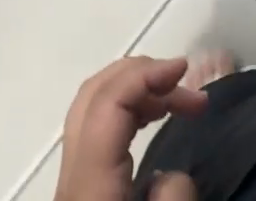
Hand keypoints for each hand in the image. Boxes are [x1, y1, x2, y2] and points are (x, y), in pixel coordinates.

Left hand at [54, 57, 207, 200]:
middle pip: (92, 94)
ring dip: (138, 90)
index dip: (144, 74)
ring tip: (177, 99)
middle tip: (181, 78)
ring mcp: (72, 178)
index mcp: (88, 184)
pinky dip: (128, 108)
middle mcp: (72, 174)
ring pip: (92, 107)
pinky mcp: (80, 186)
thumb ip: (173, 196)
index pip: (106, 104)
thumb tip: (170, 173)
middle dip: (140, 72)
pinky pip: (97, 128)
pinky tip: (153, 117)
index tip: (184, 68)